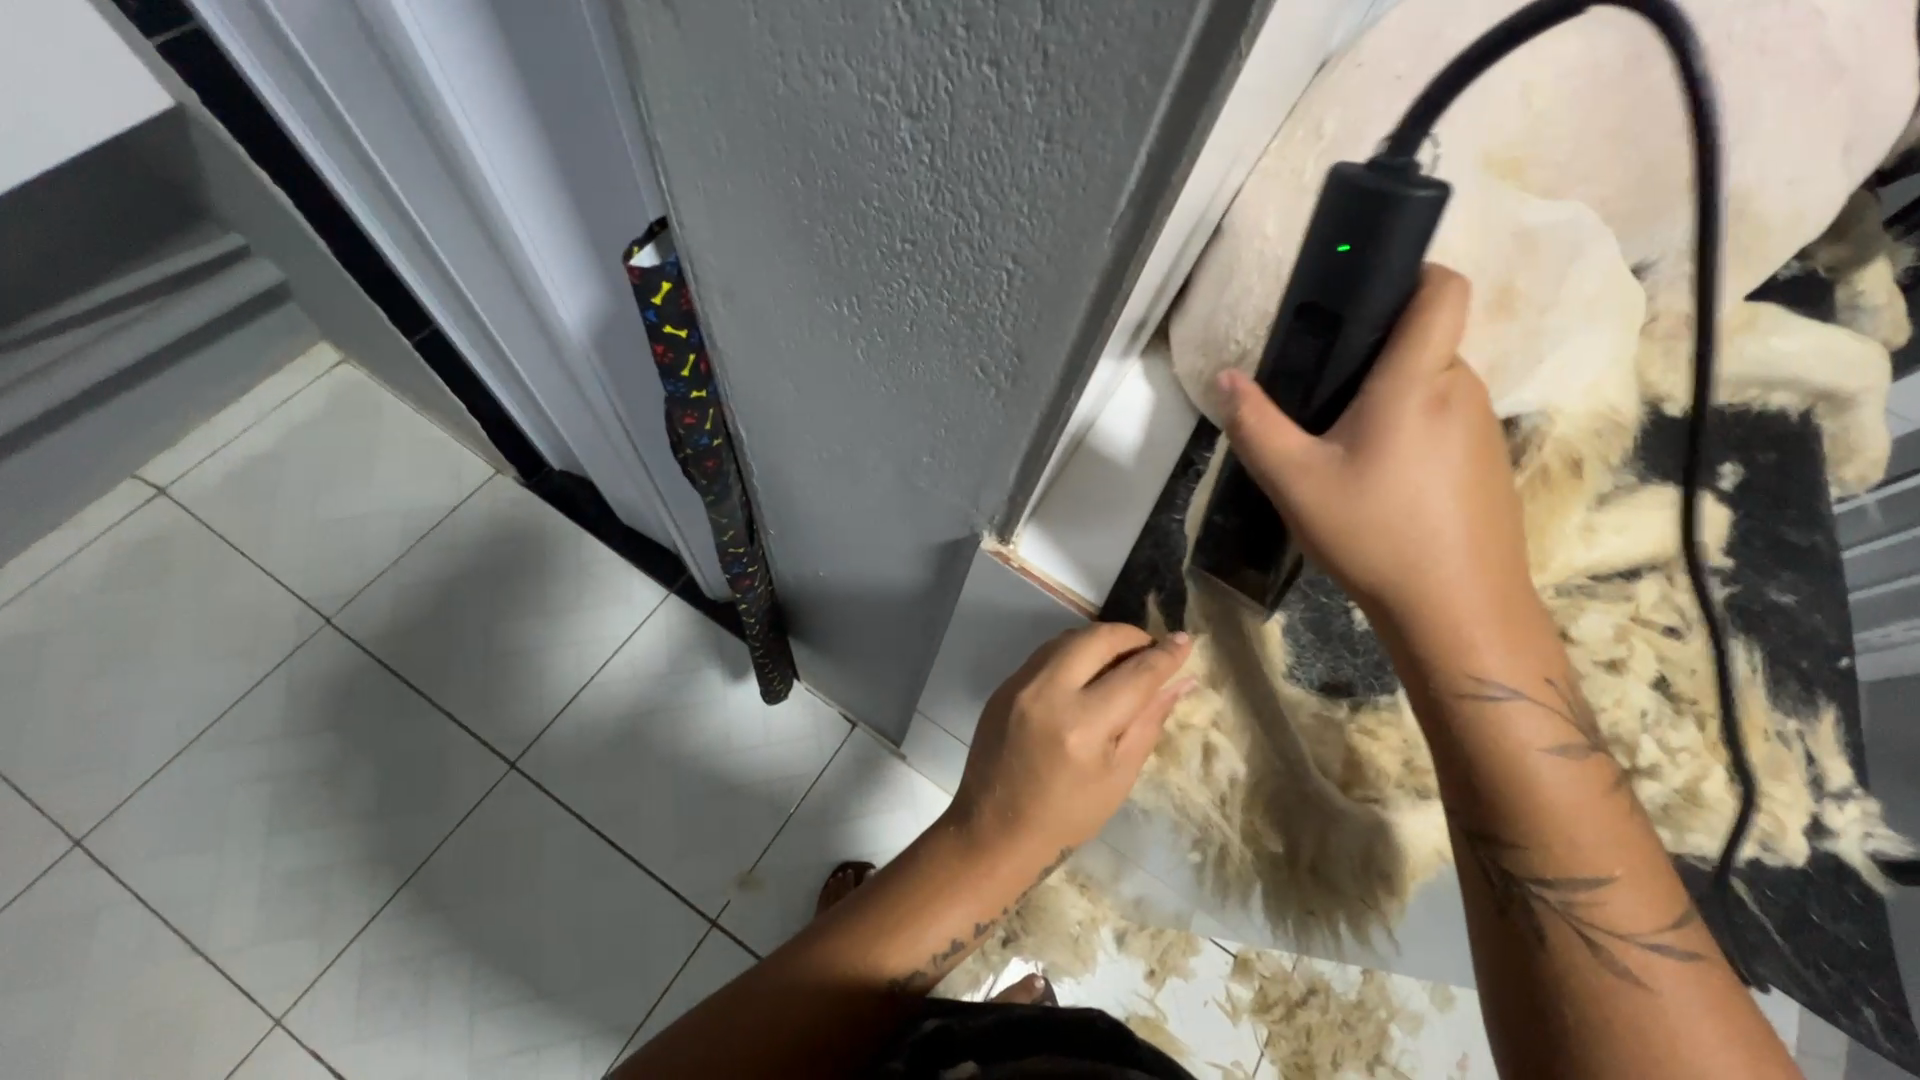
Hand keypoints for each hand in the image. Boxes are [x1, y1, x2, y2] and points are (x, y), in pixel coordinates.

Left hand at [947, 624, 1193, 860]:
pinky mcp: (1004, 685)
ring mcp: (1020, 684)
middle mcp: (1048, 692)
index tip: (1185, 642)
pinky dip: (1074, 654)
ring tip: (1122, 661)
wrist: (995, 827)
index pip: (1136, 674)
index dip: (1166, 655)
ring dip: (1101, 641)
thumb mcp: (1119, 776)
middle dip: (1132, 637)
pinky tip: (1087, 674)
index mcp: (1083, 724)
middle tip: (1152, 651)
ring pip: (1069, 638)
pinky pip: (1046, 653)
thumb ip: (1149, 721)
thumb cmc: (1067, 813)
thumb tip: (1181, 681)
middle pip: (1099, 638)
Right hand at [1215, 266, 1532, 632]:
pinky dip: (1413, 431)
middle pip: (1424, 342)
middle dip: (1376, 356)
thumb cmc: (1375, 535)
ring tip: (1346, 449)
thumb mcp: (1294, 482)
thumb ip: (1255, 424)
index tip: (1368, 293)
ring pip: (1432, 385)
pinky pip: (1446, 421)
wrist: (1457, 610)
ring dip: (1392, 399)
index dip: (1416, 272)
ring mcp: (1483, 427)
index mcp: (1416, 380)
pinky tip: (1383, 483)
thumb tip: (1224, 379)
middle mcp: (1461, 388)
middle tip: (1323, 401)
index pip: (1443, 289)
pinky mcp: (1489, 462)